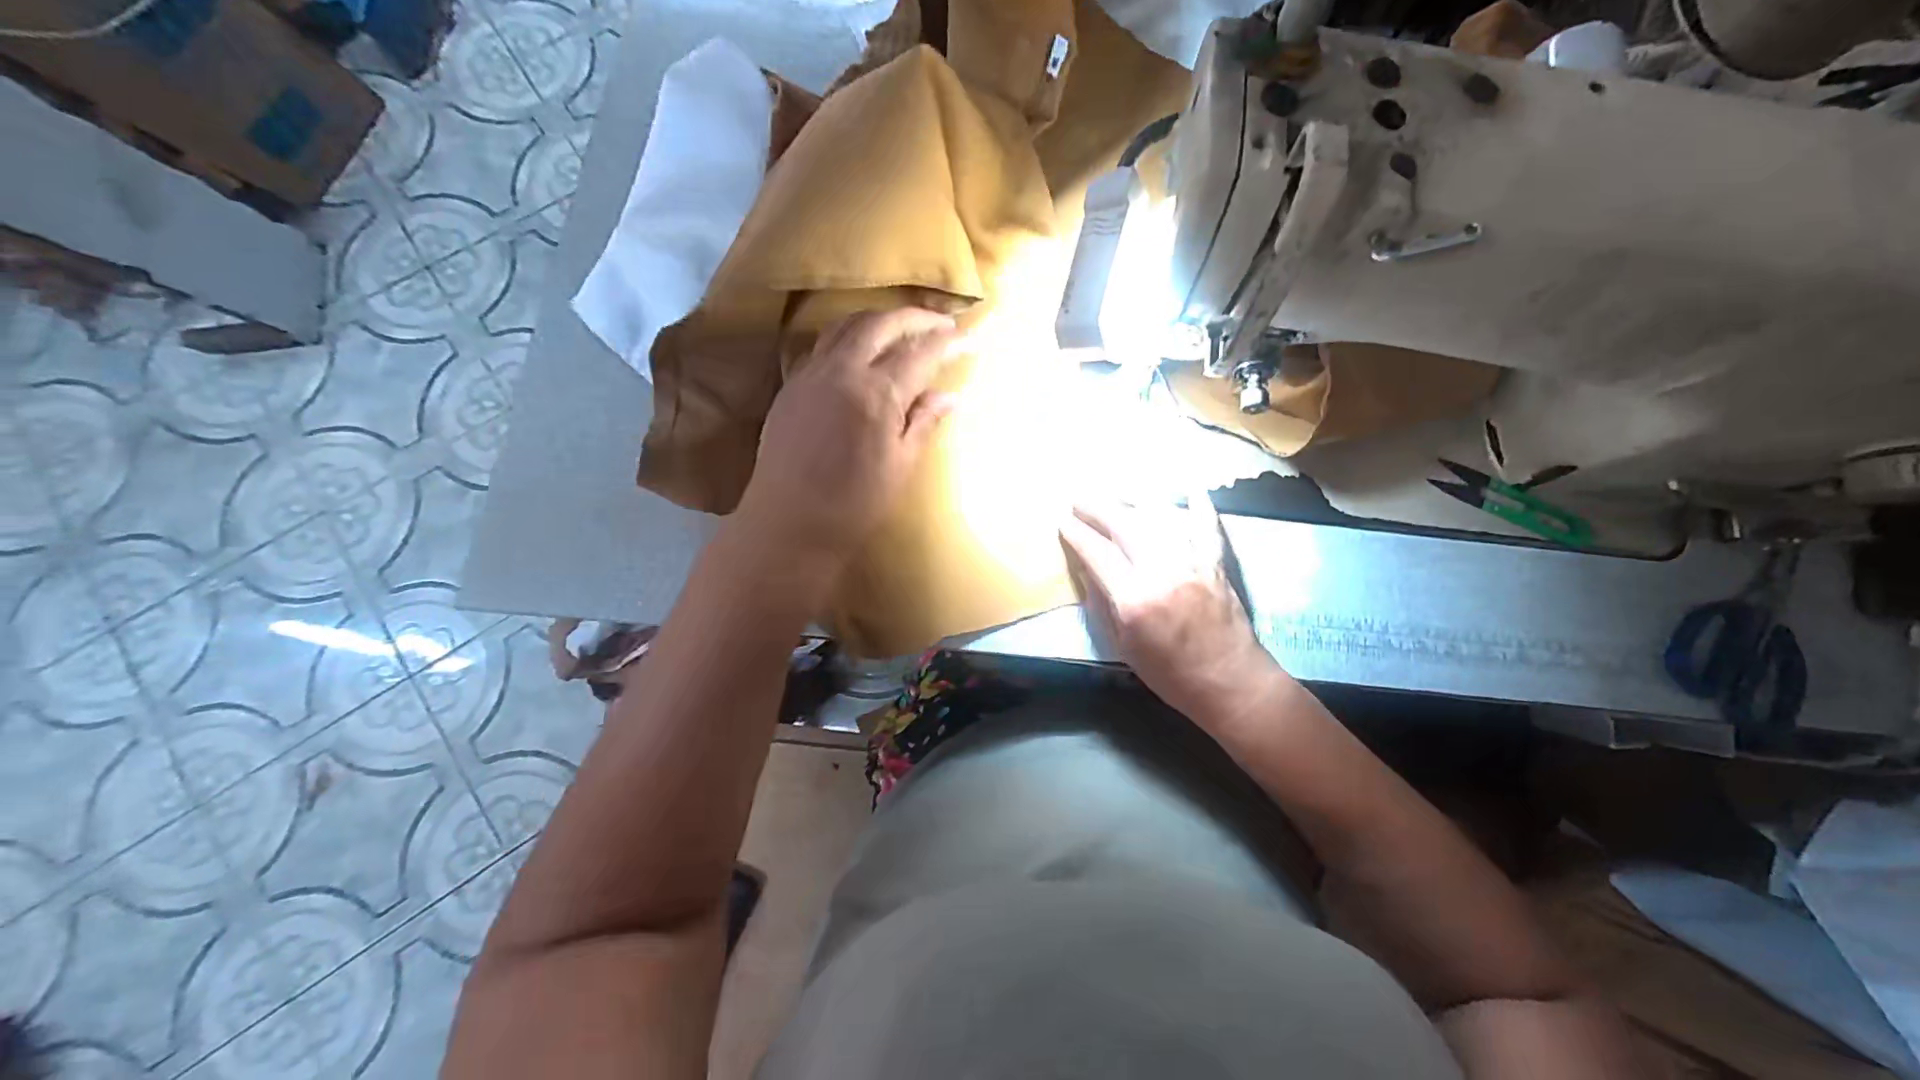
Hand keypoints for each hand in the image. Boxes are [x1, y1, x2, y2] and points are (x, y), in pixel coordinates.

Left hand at [736, 308, 960, 565]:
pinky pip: (822, 346)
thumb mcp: (901, 466)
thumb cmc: (854, 505)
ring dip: (878, 320)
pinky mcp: (791, 387)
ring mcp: (811, 375)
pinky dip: (847, 338)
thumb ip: (923, 423)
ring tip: (901, 329)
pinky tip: (858, 354)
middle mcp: (842, 371)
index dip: (948, 342)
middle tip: (940, 322)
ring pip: (846, 326)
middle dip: (914, 317)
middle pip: (881, 324)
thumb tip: (950, 396)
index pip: (920, 352)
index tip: (969, 338)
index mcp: (877, 393)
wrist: (789, 525)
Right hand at [1060, 497, 1287, 733]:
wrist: (1229, 683)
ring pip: (1158, 518)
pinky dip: (1199, 506)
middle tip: (1079, 501)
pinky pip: (1205, 526)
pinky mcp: (1215, 563)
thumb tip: (1087, 569)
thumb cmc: (1170, 674)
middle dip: (1098, 508)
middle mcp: (1162, 572)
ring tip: (1116, 496)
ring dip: (1133, 502)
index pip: (1097, 554)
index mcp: (1134, 599)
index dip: (1077, 534)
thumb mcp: (1123, 646)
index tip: (1063, 522)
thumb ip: (1103, 604)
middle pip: (1124, 525)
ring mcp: (1192, 563)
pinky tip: (1190, 489)